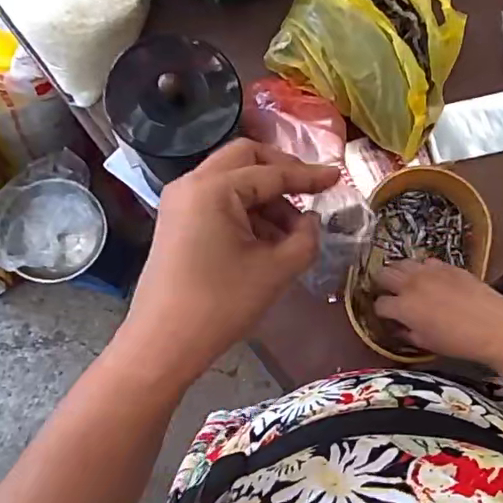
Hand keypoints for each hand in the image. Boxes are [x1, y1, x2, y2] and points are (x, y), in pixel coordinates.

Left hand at [116, 140, 338, 381]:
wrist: (164, 342)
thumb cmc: (221, 305)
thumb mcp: (276, 270)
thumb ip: (305, 238)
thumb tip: (310, 220)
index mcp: (213, 188)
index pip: (270, 172)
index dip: (308, 175)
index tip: (337, 177)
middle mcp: (191, 184)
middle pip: (244, 159)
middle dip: (281, 173)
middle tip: (310, 193)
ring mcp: (178, 203)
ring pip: (231, 181)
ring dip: (264, 198)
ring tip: (291, 234)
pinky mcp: (175, 223)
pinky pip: (216, 202)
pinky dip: (244, 212)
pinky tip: (265, 242)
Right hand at [372, 258, 502, 366]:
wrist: (496, 328)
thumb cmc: (459, 342)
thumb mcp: (427, 344)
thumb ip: (407, 334)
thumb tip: (399, 328)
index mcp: (404, 307)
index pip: (380, 304)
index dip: (380, 311)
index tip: (386, 316)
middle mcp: (412, 284)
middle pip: (384, 274)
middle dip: (381, 284)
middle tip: (388, 294)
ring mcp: (431, 271)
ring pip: (402, 262)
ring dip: (399, 272)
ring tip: (405, 283)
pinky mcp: (449, 266)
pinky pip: (427, 261)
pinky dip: (423, 269)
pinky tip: (430, 278)